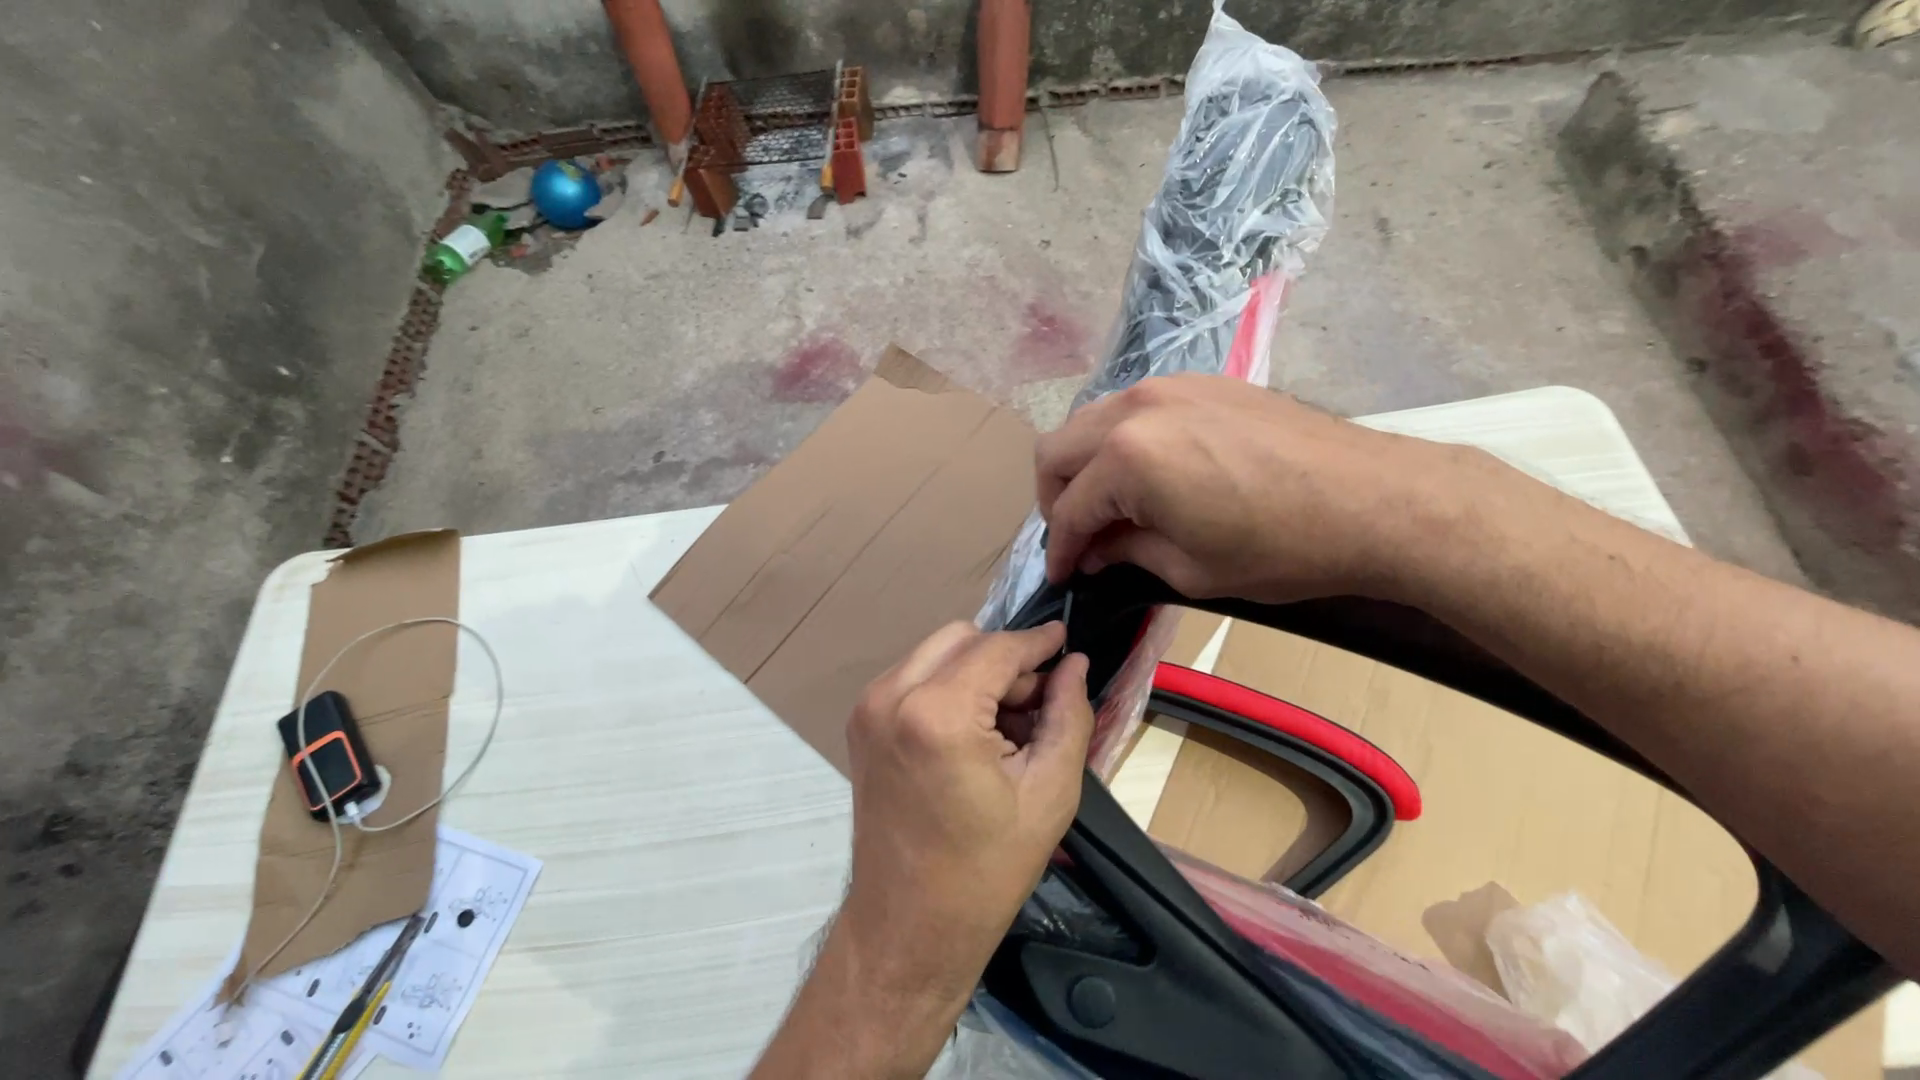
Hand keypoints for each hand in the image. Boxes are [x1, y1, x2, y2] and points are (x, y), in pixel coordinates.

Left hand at [751, 622, 1092, 1079]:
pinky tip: (974, 731)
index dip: (1038, 642)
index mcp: (938, 714)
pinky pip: (913, 676)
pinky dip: (948, 686)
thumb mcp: (1049, 792)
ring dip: (976, 670)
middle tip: (1038, 700)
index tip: (1066, 640)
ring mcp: (868, 708)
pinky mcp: (860, 723)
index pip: (998, 649)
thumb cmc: (986, 869)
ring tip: (1008, 723)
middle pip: (962, 638)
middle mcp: (892, 696)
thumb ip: (1067, 715)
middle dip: (1005, 658)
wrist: (909, 925)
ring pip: (935, 652)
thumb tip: (1075, 665)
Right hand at [1036, 375, 1488, 604]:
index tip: (1062, 576)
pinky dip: (1121, 440)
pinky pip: (1133, 407)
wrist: (1372, 498)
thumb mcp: (1191, 568)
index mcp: (1127, 459)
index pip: (1069, 510)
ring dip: (1085, 464)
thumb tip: (1096, 551)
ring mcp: (1168, 387)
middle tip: (1077, 537)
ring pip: (1090, 420)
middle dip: (1055, 498)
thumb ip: (1127, 553)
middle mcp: (1134, 409)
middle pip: (1057, 450)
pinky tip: (1149, 472)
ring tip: (1109, 504)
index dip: (1060, 550)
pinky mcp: (1201, 382)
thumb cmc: (1281, 548)